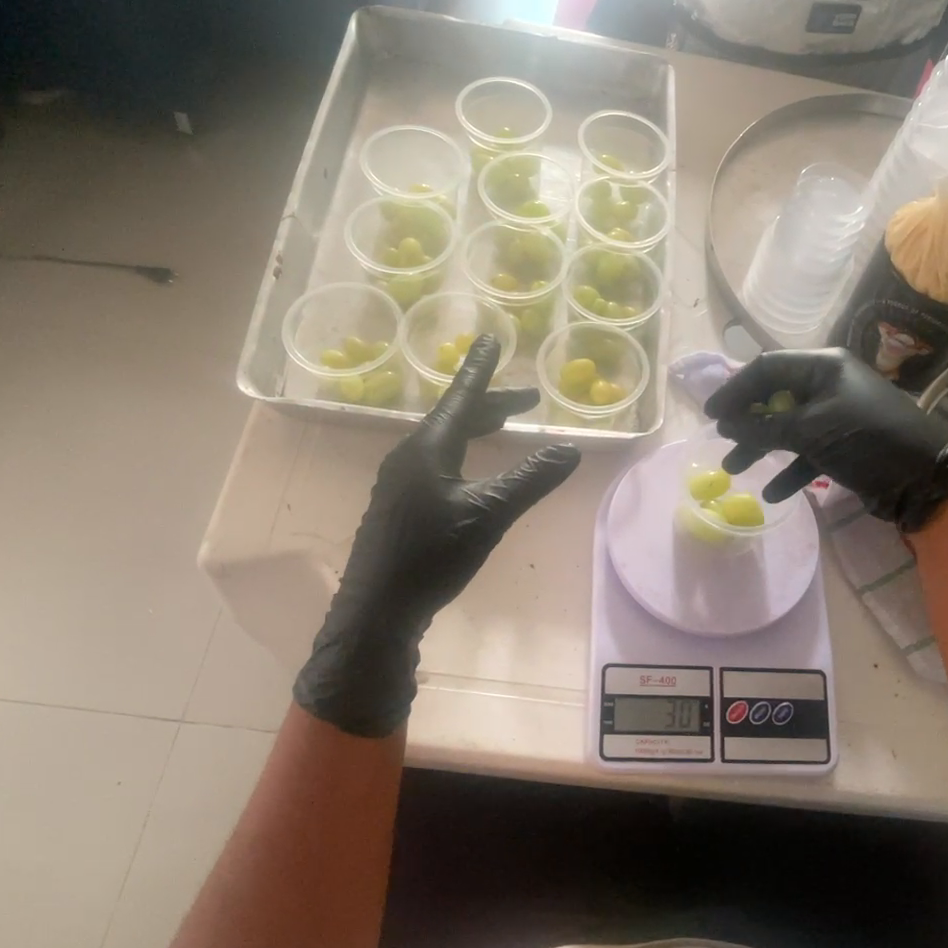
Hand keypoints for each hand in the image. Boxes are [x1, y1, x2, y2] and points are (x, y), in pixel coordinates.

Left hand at [294, 335, 580, 735]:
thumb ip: (530, 480)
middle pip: (454, 418)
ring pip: (445, 442)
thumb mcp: (489, 514)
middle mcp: (410, 456)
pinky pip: (437, 464)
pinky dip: (463, 455)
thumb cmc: (431, 555)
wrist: (377, 607)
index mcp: (428, 448)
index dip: (480, 370)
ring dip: (476, 430)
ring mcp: (400, 482)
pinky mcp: (400, 507)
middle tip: (526, 400)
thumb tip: (570, 449)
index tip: (491, 340)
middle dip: (490, 405)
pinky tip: (472, 474)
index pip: (461, 398)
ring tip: (502, 428)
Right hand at [704, 348, 947, 531]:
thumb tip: (728, 424)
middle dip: (746, 422)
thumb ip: (765, 426)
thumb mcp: (811, 430)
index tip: (711, 415)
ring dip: (760, 448)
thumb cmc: (867, 441)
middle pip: (774, 398)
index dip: (735, 390)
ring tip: (734, 471)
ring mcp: (837, 416)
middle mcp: (829, 386)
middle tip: (722, 443)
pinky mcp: (844, 446)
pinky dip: (789, 470)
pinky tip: (773, 494)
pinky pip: (807, 453)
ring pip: (787, 428)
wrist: (923, 478)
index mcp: (823, 367)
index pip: (766, 368)